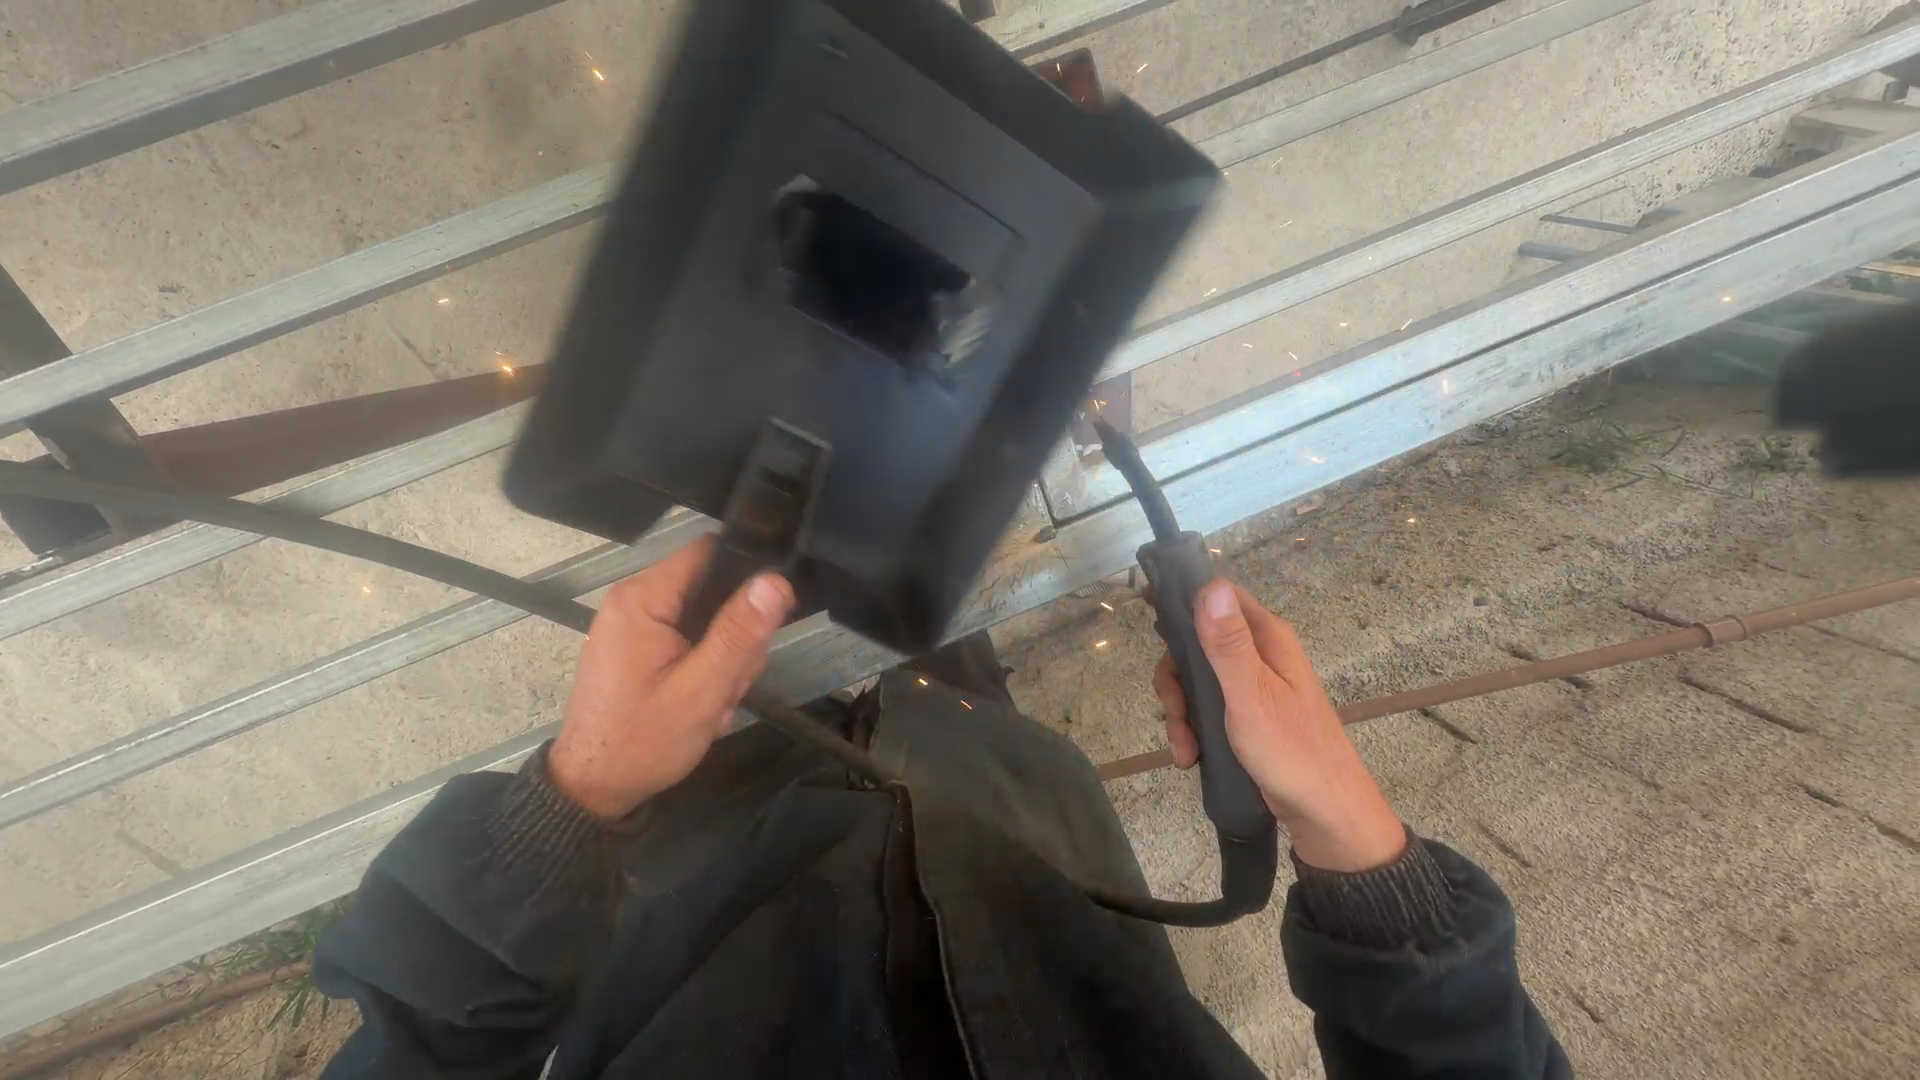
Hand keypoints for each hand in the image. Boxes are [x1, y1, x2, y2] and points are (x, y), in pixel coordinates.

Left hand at [548, 536, 794, 818]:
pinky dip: (705, 669)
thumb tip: (775, 581)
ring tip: (714, 700)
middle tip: (732, 681)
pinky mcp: (640, 648)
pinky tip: (704, 702)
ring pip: (707, 619)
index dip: (748, 576)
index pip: (710, 553)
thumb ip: (739, 633)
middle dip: (736, 635)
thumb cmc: (643, 741)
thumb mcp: (701, 690)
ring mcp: (636, 626)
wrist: (593, 791)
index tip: (770, 615)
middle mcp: (634, 601)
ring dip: (724, 659)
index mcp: (643, 598)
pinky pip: (690, 641)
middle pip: (713, 590)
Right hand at [1155, 580, 1406, 872]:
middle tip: (1174, 709)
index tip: (1158, 633)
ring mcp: (1254, 686)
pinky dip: (1193, 728)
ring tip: (1183, 747)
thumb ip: (1228, 643)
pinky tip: (1191, 754)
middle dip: (1176, 678)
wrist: (1326, 815)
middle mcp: (1261, 654)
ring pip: (1198, 679)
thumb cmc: (1291, 750)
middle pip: (1198, 642)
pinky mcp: (1248, 715)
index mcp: (1267, 638)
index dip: (1185, 607)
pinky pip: (1208, 708)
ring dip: (1182, 711)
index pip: (1219, 597)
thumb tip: (1210, 586)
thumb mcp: (1251, 694)